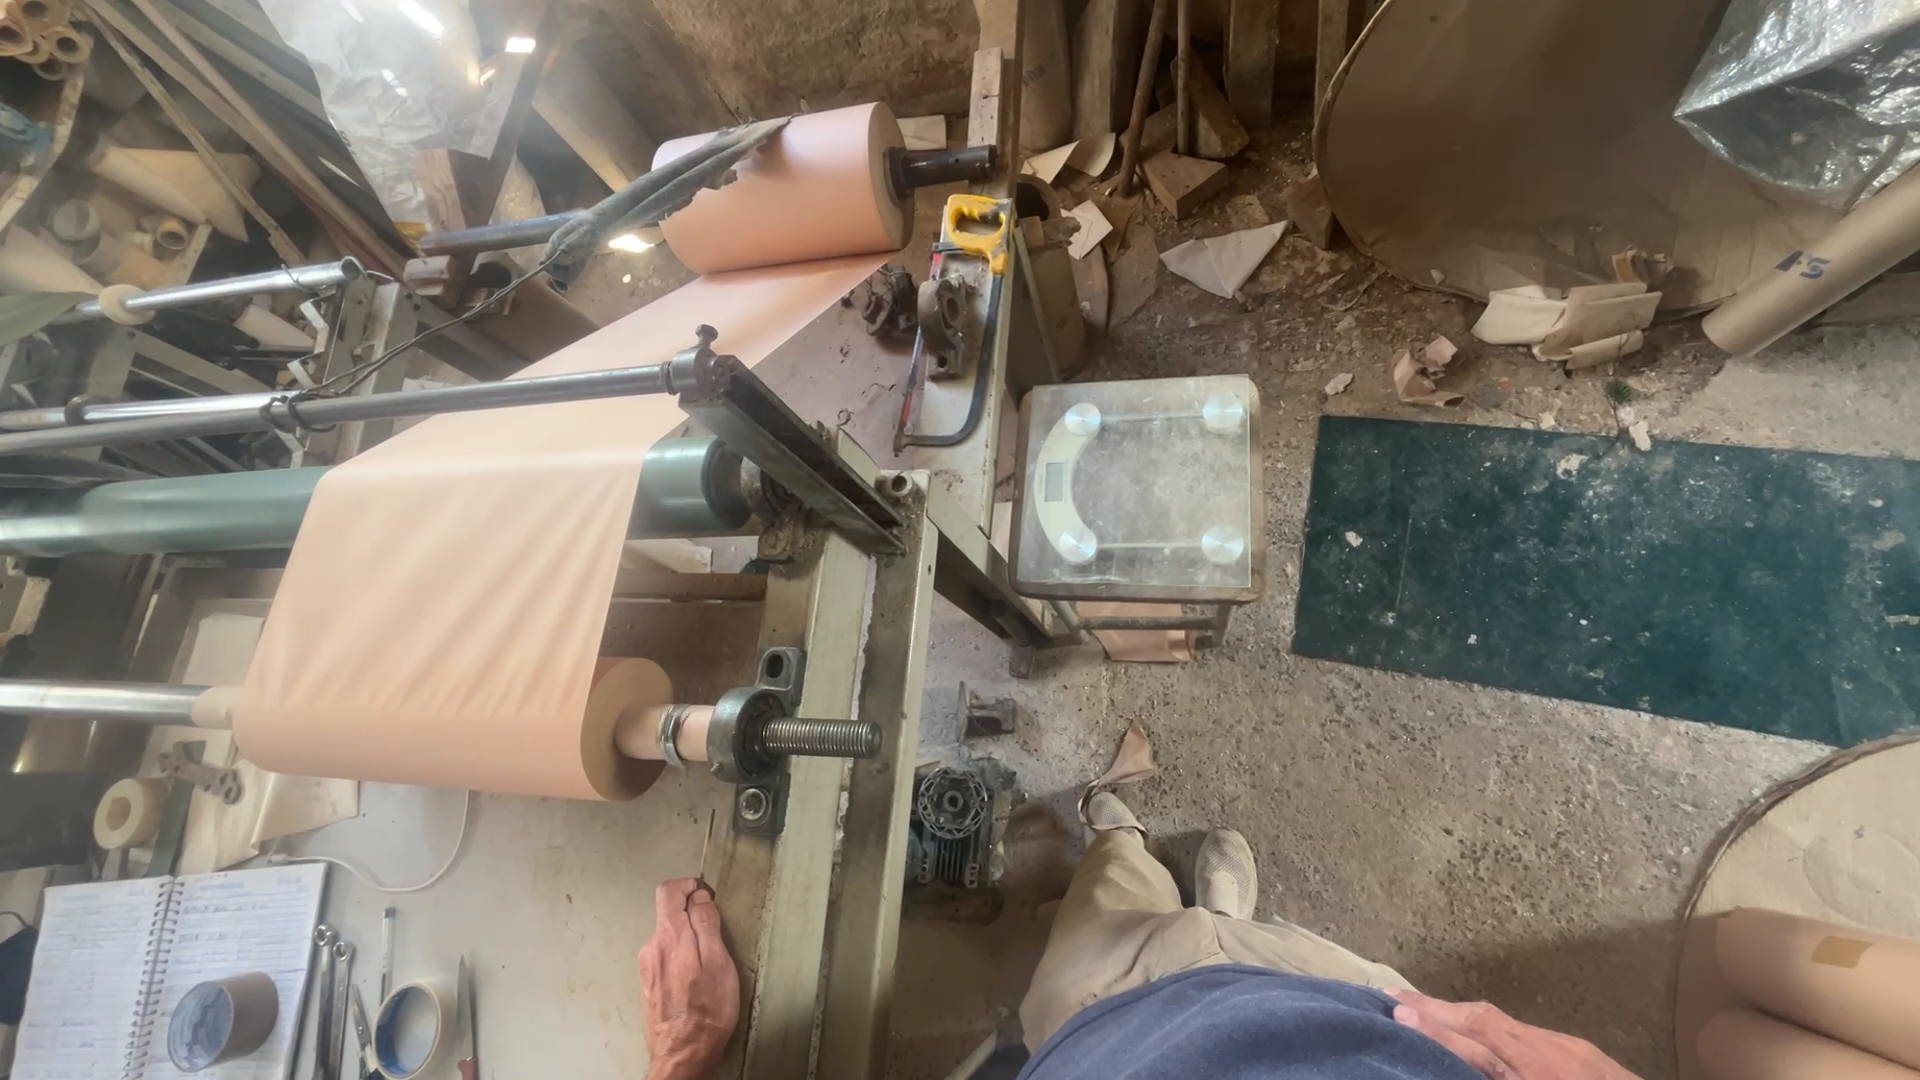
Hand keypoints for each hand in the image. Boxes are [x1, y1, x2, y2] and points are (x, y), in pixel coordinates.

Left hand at [640, 878, 739, 1079]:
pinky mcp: (648, 984)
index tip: (708, 899)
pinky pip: (665, 955)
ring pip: (669, 935)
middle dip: (693, 914)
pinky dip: (681, 955)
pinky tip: (695, 978)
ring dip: (688, 938)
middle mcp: (651, 947)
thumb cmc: (708, 1008)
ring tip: (708, 961)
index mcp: (669, 937)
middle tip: (716, 934)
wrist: (683, 1056)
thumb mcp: (718, 960)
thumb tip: (700, 895)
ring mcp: (647, 967)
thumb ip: (706, 923)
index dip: (690, 886)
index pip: (669, 890)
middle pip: (669, 912)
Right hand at [1386, 989, 1639, 1079]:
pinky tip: (1473, 1032)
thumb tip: (1452, 1048)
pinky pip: (1524, 1033)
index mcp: (1543, 1069)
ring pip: (1506, 1023)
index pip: (1483, 1041)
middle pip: (1489, 1022)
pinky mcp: (1585, 1055)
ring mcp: (1574, 1052)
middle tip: (1394, 999)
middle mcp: (1558, 1055)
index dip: (1438, 1025)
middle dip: (1439, 1009)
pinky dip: (1489, 1027)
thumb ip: (1491, 1067)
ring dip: (1460, 1014)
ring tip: (1421, 1008)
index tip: (1397, 1012)